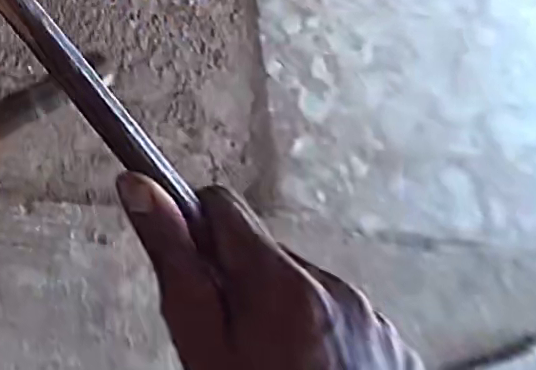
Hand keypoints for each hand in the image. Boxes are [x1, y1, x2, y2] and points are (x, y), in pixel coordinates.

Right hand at [117, 174, 421, 369]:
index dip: (191, 223)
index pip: (219, 202)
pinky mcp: (397, 350)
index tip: (185, 261)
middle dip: (231, 271)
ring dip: (272, 300)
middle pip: (258, 245)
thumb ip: (171, 253)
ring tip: (263, 354)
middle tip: (220, 325)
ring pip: (295, 280)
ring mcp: (376, 323)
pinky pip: (334, 312)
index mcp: (282, 281)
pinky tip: (301, 366)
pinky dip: (311, 328)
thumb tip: (137, 184)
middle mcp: (336, 291)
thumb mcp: (196, 333)